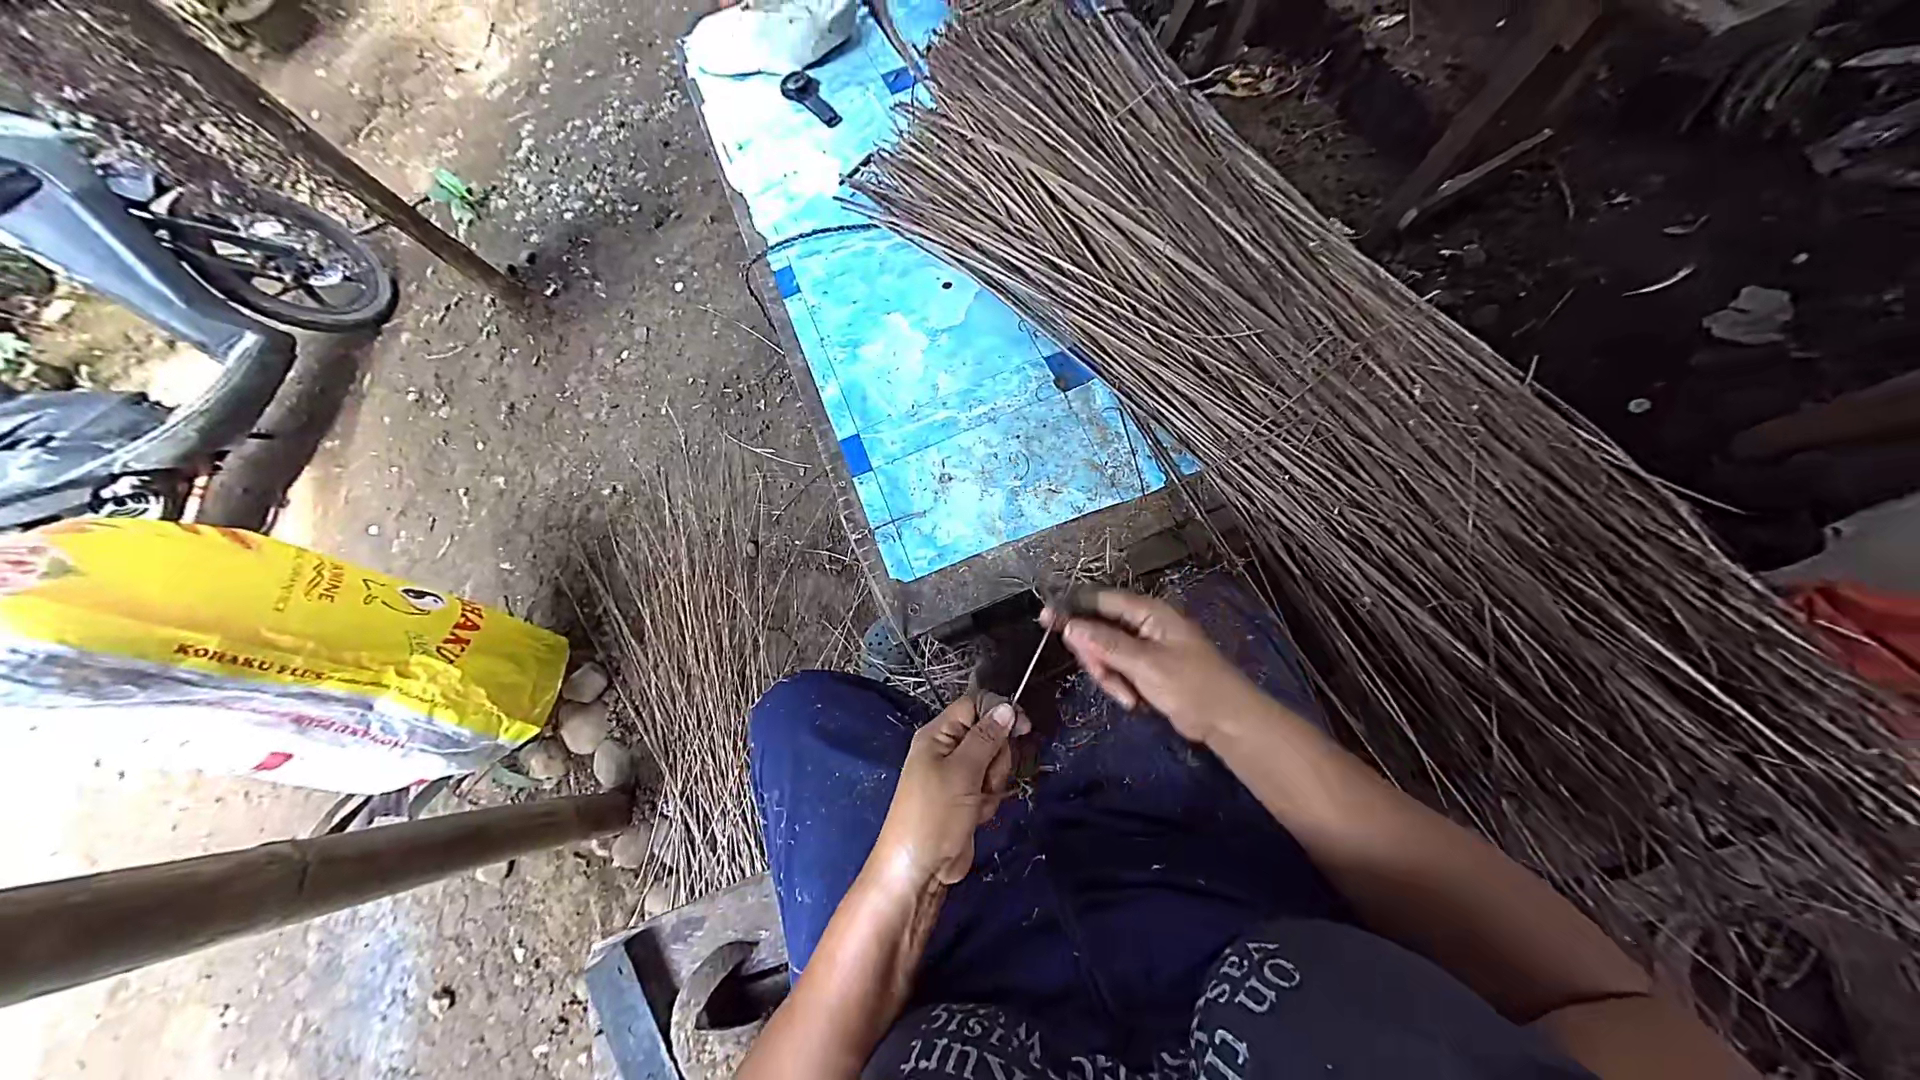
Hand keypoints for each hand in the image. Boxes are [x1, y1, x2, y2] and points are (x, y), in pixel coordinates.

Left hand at [871, 696, 1024, 886]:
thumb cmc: (934, 815)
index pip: (974, 706)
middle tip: (984, 778)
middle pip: (990, 735)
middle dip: (996, 758)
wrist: (920, 869)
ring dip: (993, 783)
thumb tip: (1007, 707)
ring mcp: (958, 775)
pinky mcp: (967, 797)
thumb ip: (987, 737)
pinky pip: (991, 786)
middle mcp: (947, 750)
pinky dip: (989, 800)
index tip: (1023, 727)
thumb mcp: (962, 771)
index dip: (999, 712)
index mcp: (938, 735)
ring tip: (977, 801)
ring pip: (994, 763)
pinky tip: (977, 815)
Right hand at [1042, 588, 1271, 746]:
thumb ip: (1105, 644)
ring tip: (1127, 696)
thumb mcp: (1145, 664)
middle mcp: (1144, 624)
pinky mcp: (1145, 668)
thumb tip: (1070, 627)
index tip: (1046, 619)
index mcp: (1149, 612)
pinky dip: (1120, 685)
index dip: (1072, 608)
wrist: (1226, 721)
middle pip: (1099, 630)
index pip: (1101, 601)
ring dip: (1109, 676)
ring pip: (1105, 653)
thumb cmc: (1191, 685)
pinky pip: (1117, 669)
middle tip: (1103, 676)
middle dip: (1096, 656)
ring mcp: (1144, 647)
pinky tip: (1134, 701)